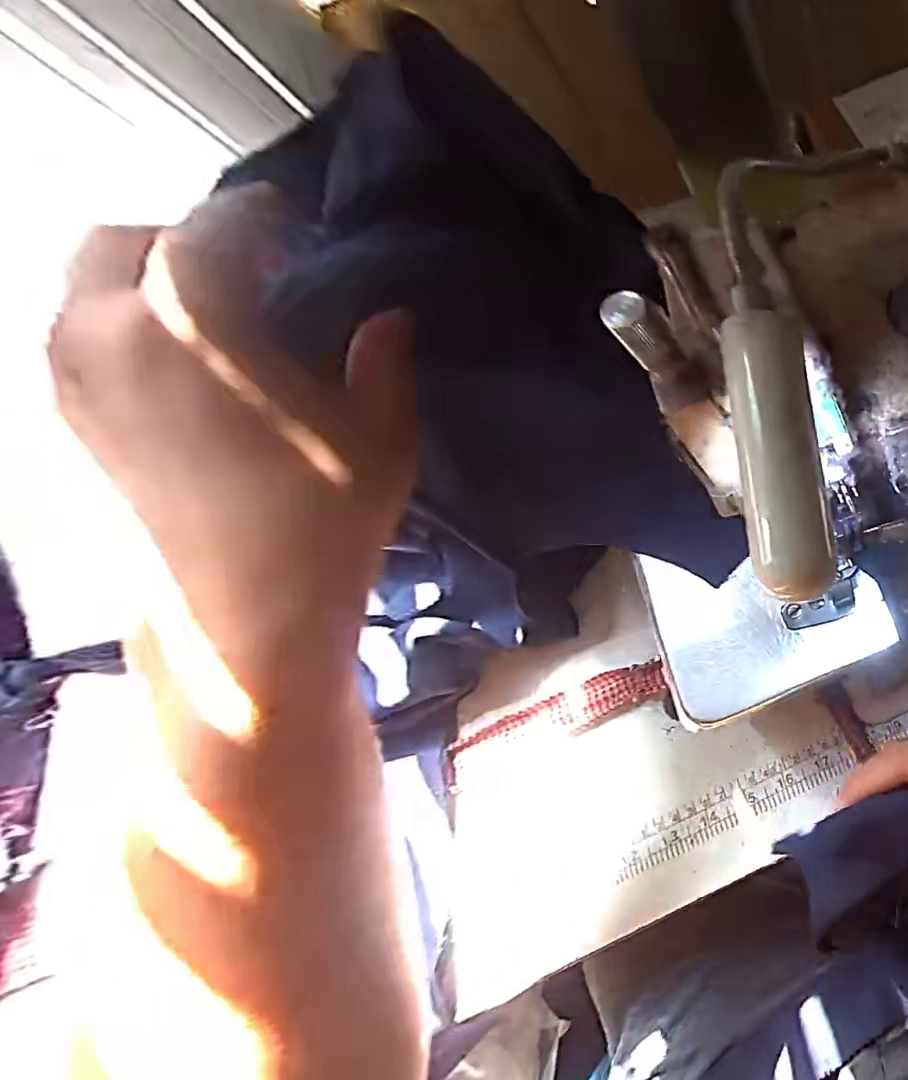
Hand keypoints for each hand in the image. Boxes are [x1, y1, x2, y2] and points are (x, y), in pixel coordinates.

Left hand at [47, 185, 414, 705]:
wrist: (241, 605)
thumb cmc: (328, 516)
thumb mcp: (383, 437)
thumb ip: (381, 364)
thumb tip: (388, 318)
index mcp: (194, 331)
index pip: (207, 233)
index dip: (250, 214)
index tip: (283, 213)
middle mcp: (104, 335)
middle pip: (117, 243)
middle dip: (181, 237)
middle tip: (250, 264)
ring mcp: (67, 378)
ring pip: (83, 288)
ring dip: (146, 281)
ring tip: (218, 315)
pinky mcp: (59, 419)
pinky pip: (76, 337)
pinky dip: (125, 325)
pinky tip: (187, 366)